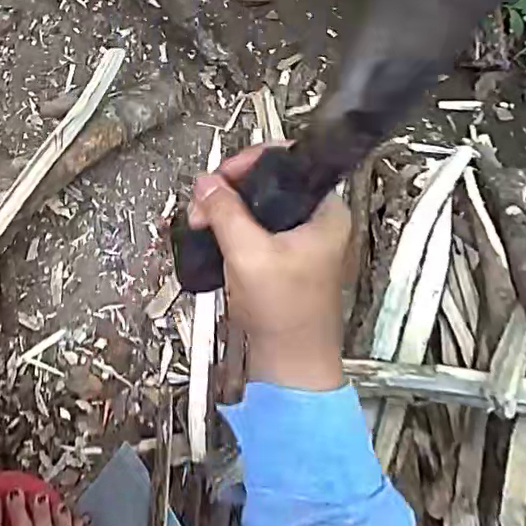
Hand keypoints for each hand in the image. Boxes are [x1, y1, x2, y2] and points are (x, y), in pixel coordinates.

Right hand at [188, 145, 349, 390]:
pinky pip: (252, 224)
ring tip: (201, 221)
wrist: (289, 365)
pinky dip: (230, 226)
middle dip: (228, 189)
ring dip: (224, 208)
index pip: (286, 160)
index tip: (220, 177)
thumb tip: (205, 183)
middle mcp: (316, 218)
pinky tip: (211, 233)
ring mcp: (299, 237)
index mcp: (324, 210)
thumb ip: (225, 211)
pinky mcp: (282, 254)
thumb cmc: (283, 312)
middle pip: (265, 180)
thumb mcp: (248, 253)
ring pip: (255, 203)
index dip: (249, 161)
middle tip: (203, 205)